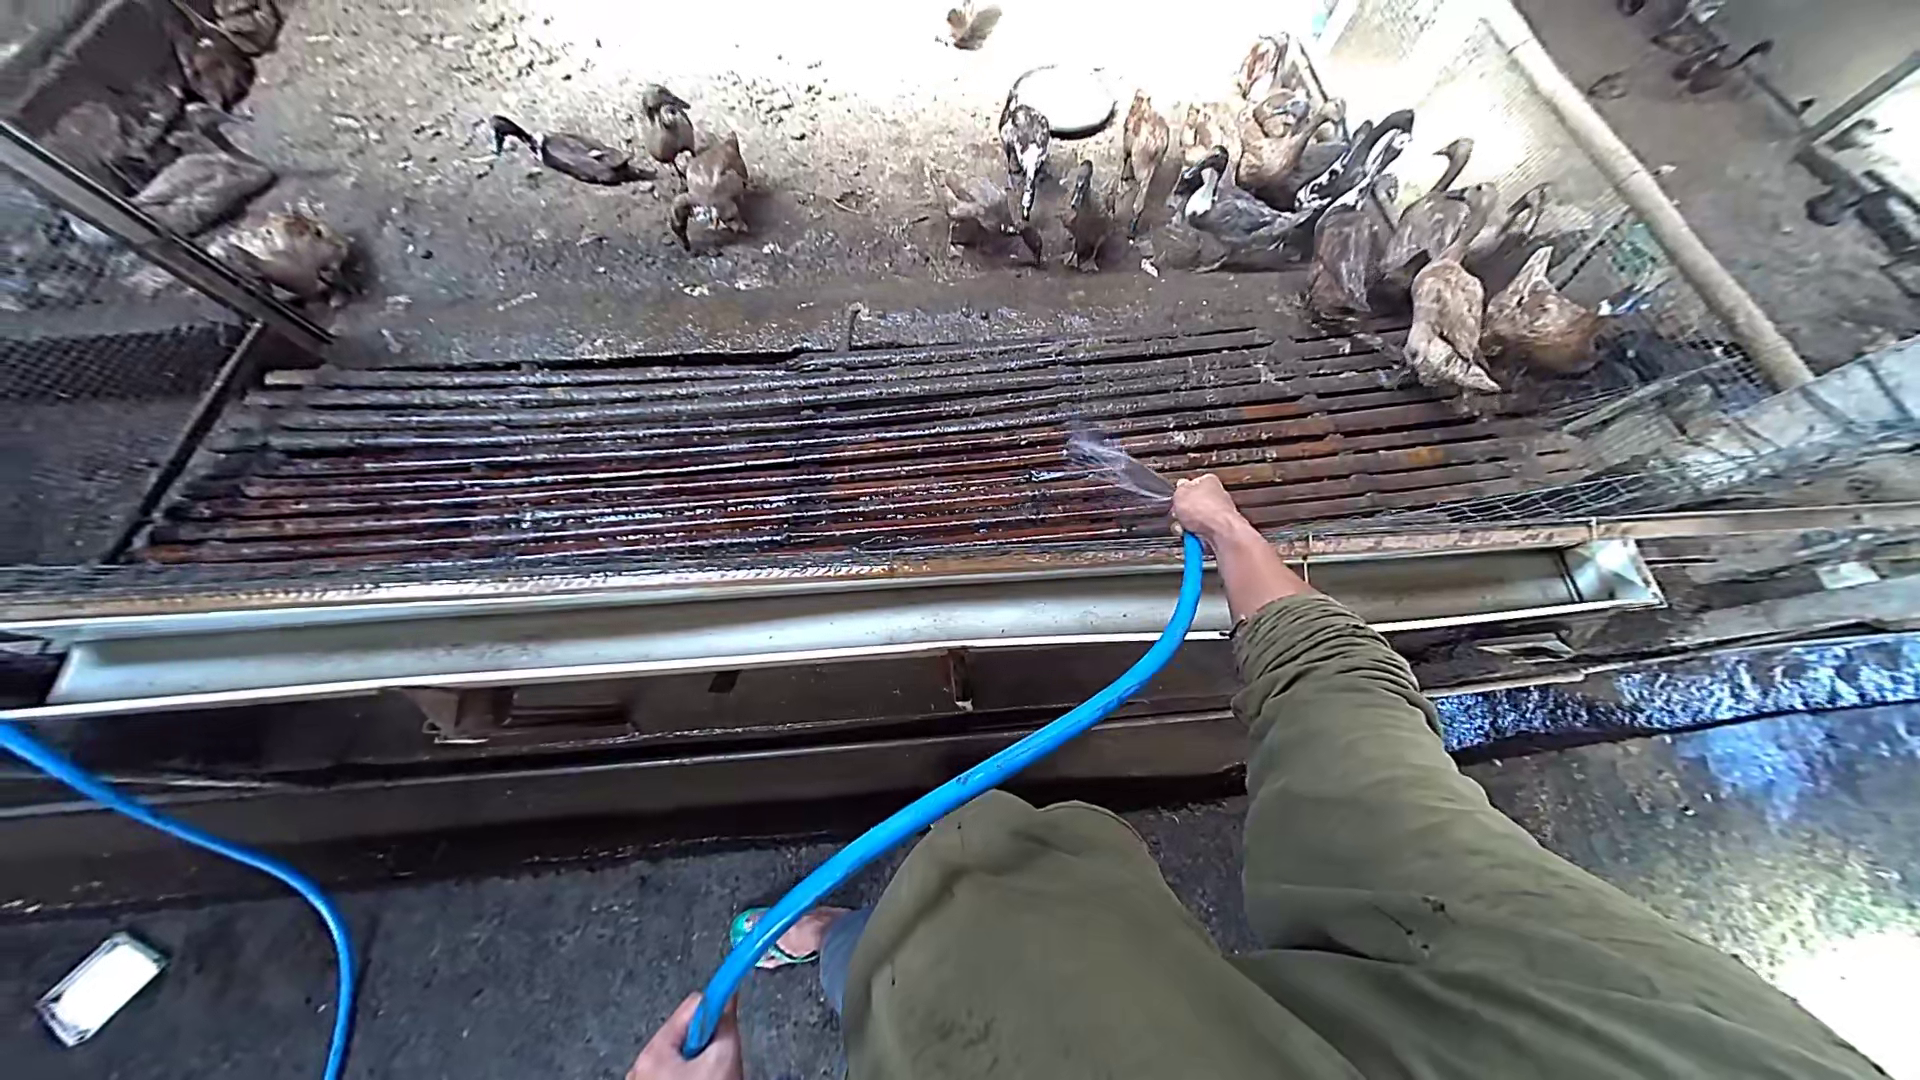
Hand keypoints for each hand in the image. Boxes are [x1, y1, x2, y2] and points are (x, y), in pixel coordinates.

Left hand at [627, 994, 743, 1079]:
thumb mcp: (724, 1057)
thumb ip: (727, 1020)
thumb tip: (729, 994)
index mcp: (654, 1051)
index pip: (695, 1004)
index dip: (718, 1008)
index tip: (733, 1007)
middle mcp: (639, 1069)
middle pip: (686, 1032)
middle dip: (707, 1041)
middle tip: (720, 1060)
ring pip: (681, 1057)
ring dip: (699, 1062)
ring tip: (711, 1079)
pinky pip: (673, 1076)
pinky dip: (690, 1078)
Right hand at [1172, 474, 1249, 544]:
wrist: (1220, 530)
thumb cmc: (1205, 509)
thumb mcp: (1180, 493)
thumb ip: (1179, 489)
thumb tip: (1179, 487)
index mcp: (1209, 481)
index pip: (1191, 484)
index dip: (1181, 494)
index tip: (1176, 500)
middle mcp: (1217, 496)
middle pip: (1192, 505)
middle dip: (1183, 513)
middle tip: (1179, 515)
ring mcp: (1219, 514)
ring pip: (1195, 521)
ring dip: (1186, 527)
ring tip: (1185, 529)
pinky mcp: (1220, 530)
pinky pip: (1201, 533)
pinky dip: (1195, 536)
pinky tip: (1193, 536)